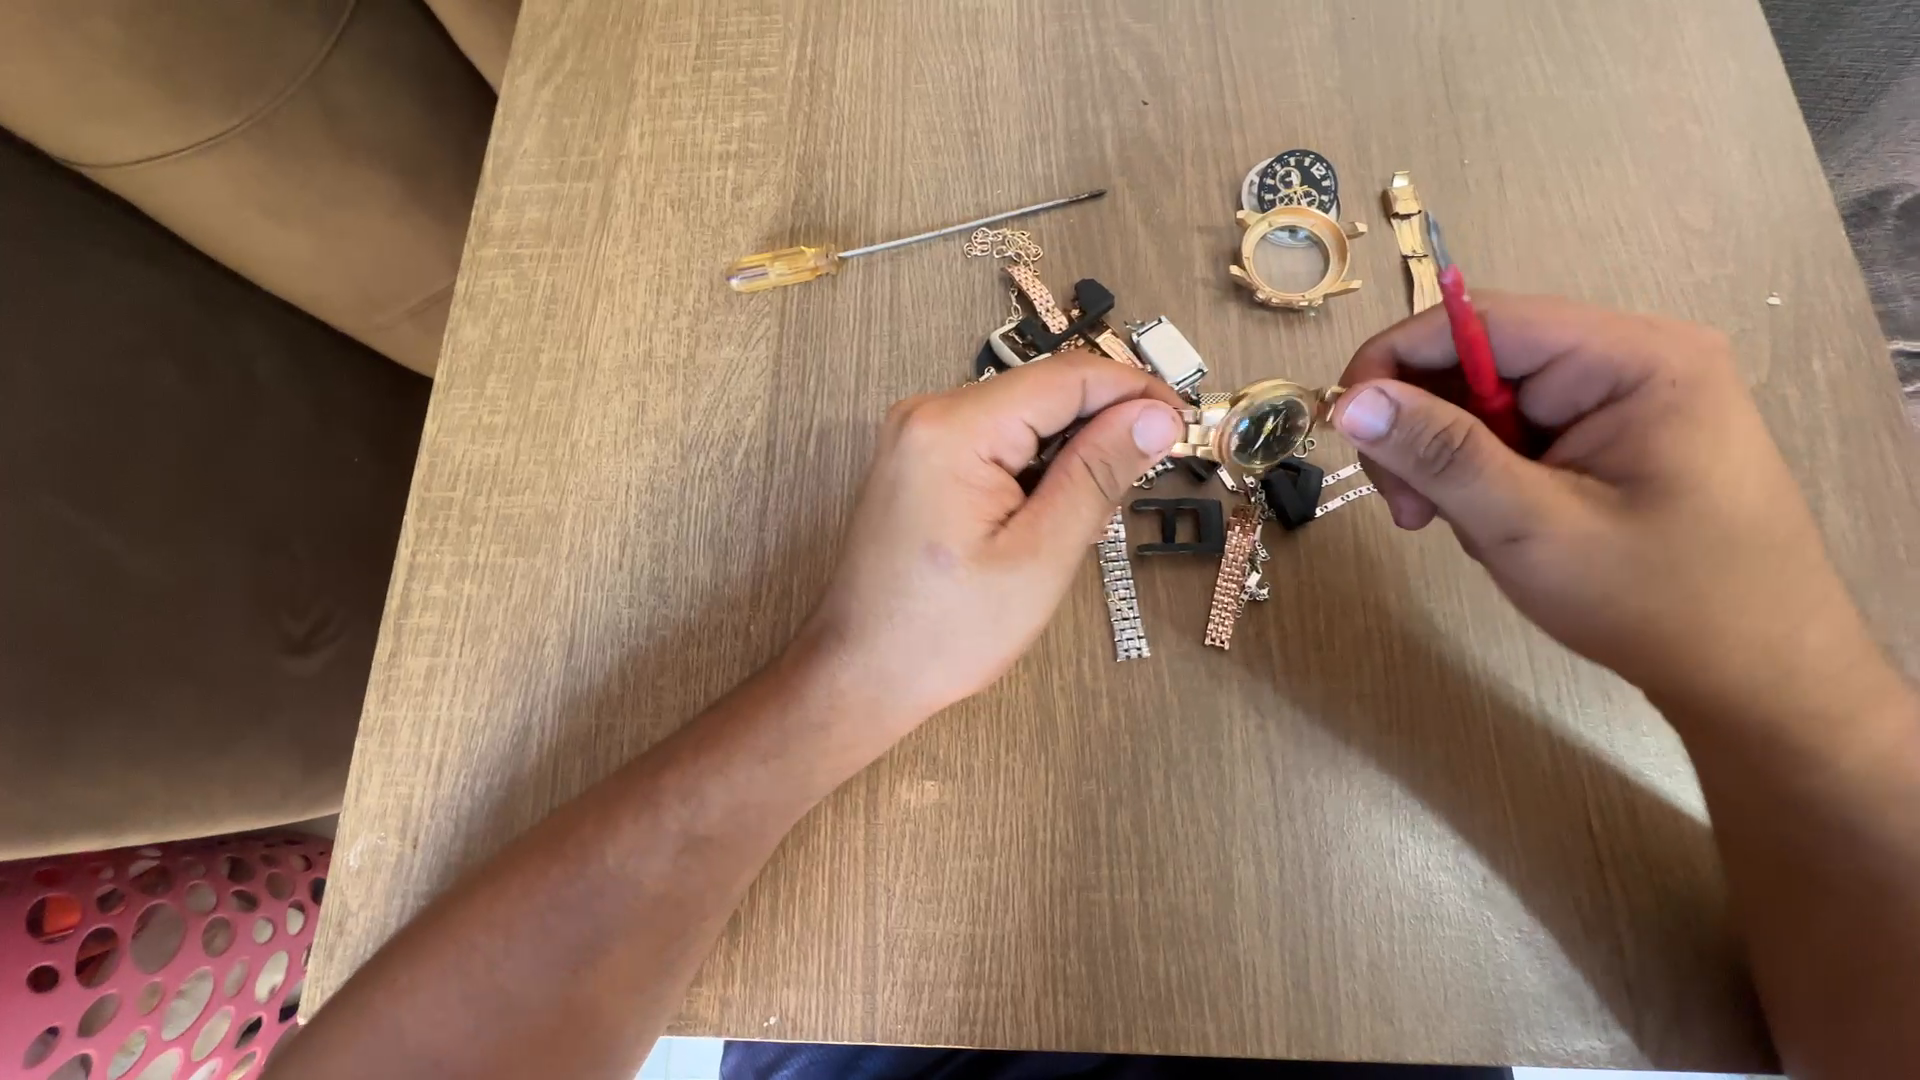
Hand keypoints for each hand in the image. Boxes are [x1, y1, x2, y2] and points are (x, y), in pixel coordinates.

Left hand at [802, 351, 1184, 725]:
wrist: (862, 673)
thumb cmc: (947, 632)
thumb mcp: (1039, 557)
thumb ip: (1098, 474)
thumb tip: (1156, 414)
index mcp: (953, 427)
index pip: (1067, 377)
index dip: (1134, 392)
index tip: (1183, 427)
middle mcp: (927, 413)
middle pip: (1042, 393)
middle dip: (1099, 431)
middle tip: (1133, 490)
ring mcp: (917, 435)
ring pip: (1022, 419)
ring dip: (1066, 458)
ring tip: (1077, 524)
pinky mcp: (918, 460)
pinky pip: (994, 443)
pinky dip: (1032, 471)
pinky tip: (1039, 522)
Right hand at [1330, 293, 1879, 718]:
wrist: (1754, 676)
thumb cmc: (1657, 601)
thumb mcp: (1531, 526)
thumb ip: (1439, 455)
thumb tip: (1348, 400)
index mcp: (1631, 359)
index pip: (1476, 321)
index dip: (1392, 361)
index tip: (1343, 429)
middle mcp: (1622, 362)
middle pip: (1469, 361)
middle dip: (1416, 430)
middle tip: (1405, 508)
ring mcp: (1611, 402)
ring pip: (1473, 403)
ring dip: (1436, 462)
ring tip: (1442, 524)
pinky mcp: (1596, 439)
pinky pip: (1499, 435)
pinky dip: (1466, 478)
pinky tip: (1481, 522)